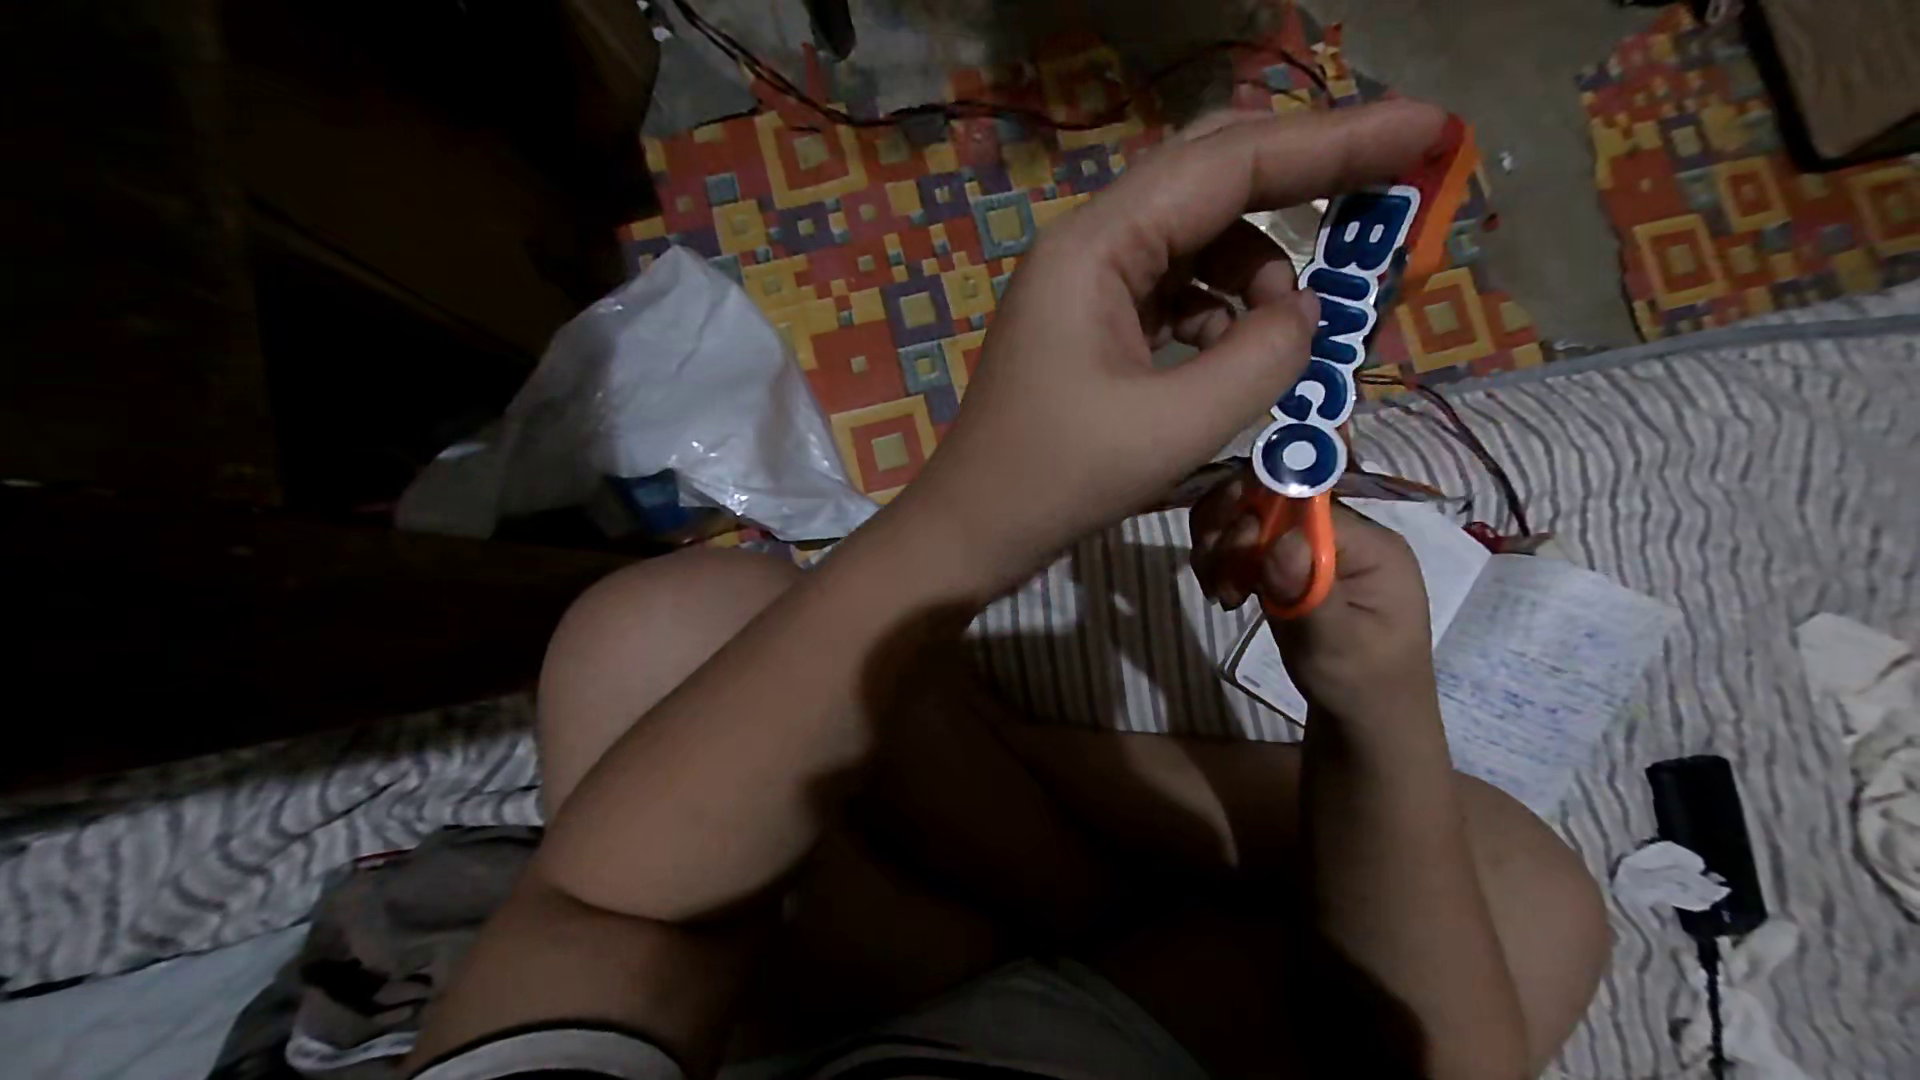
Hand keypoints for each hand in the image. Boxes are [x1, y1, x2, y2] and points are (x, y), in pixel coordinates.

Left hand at [887, 101, 1447, 589]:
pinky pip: (1168, 294)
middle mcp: (1085, 249)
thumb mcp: (1175, 425)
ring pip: (1191, 244)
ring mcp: (1081, 290)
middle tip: (1382, 198)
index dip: (1335, 141)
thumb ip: (1262, 354)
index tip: (1427, 130)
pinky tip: (1231, 353)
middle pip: (1207, 181)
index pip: (1229, 162)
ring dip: (1253, 270)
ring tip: (1286, 330)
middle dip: (1300, 184)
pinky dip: (1214, 311)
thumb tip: (1306, 310)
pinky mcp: (1085, 330)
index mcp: (1095, 249)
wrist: (972, 531)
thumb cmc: (1057, 483)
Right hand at [1190, 474, 1434, 718]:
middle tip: (1216, 580)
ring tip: (1218, 593)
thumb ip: (1310, 592)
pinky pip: (1244, 543)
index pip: (1302, 503)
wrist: (1363, 715)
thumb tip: (1283, 539)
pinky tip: (1222, 593)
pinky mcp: (1289, 563)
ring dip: (1220, 549)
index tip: (1229, 551)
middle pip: (1269, 501)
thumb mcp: (1338, 645)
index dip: (1256, 515)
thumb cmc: (1360, 683)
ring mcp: (1313, 548)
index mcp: (1369, 545)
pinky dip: (1221, 561)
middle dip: (1230, 532)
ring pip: (1248, 518)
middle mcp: (1341, 534)